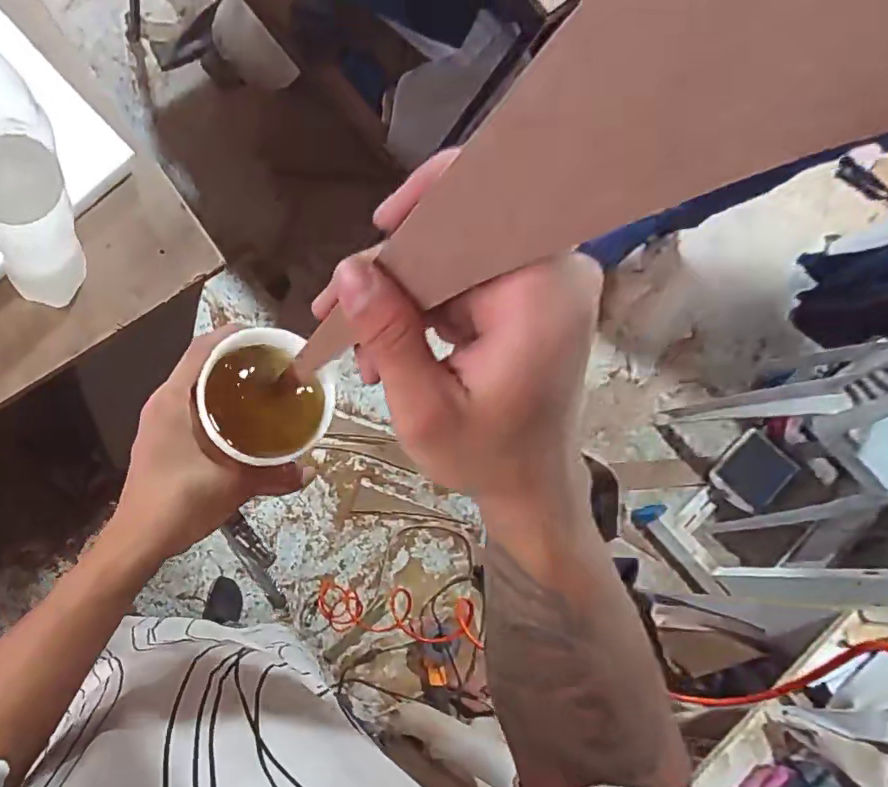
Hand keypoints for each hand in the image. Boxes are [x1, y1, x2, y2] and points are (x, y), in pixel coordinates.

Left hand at [104, 325, 312, 564]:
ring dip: (224, 388)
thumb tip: (307, 471)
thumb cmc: (179, 503)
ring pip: (193, 391)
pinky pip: (188, 412)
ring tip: (261, 394)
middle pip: (199, 366)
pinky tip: (237, 427)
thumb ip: (271, 474)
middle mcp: (160, 404)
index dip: (237, 336)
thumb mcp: (232, 485)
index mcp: (172, 400)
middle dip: (236, 363)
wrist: (138, 539)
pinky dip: (212, 411)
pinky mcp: (156, 443)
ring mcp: (155, 424)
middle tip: (273, 368)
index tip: (269, 340)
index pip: (203, 347)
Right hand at [313, 150, 603, 521]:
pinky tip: (387, 351)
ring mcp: (537, 287)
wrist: (527, 484)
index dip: (430, 201)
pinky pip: (457, 284)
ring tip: (362, 352)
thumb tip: (348, 272)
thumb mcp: (422, 406)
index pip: (488, 209)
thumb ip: (388, 336)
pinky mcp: (520, 301)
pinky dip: (416, 312)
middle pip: (461, 234)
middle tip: (336, 313)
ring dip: (396, 299)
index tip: (376, 228)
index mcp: (538, 295)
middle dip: (391, 269)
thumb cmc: (482, 456)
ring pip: (450, 261)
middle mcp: (550, 275)